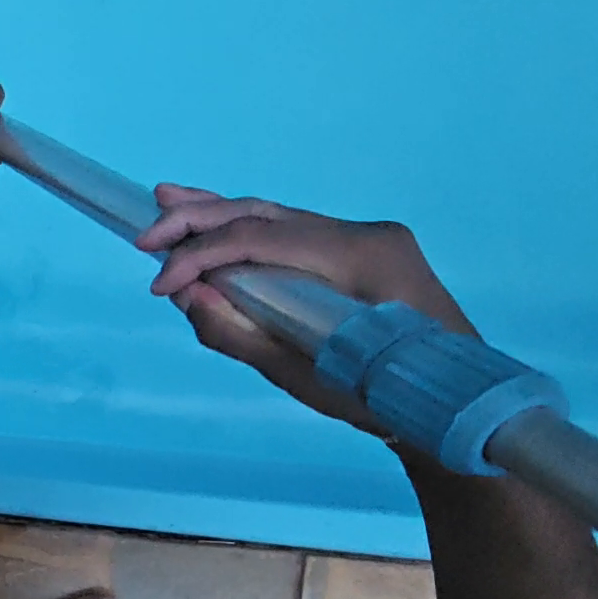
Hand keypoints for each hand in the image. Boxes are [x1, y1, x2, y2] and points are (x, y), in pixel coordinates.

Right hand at [133, 183, 475, 432]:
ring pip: (269, 214)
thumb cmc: (376, 393)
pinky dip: (238, 225)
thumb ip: (234, 330)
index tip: (159, 288)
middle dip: (196, 220)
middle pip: (259, 214)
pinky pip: (283, 230)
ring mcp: (359, 237)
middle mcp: (359, 233)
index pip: (254, 239)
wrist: (451, 400)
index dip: (195, 257)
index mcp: (355, 257)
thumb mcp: (295, 372)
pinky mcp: (350, 249)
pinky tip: (209, 214)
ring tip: (163, 198)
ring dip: (212, 212)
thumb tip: (185, 294)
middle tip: (146, 235)